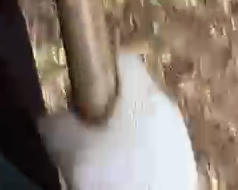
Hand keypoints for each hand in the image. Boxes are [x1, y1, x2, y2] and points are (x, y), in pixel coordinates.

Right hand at [41, 54, 198, 189]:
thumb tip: (50, 116)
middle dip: (109, 106)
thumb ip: (57, 123)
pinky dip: (142, 155)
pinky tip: (126, 178)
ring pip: (146, 120)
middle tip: (87, 133)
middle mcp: (168, 104)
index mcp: (144, 91)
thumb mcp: (71, 149)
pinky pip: (158, 146)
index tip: (79, 95)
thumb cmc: (113, 178)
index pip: (121, 59)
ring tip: (105, 161)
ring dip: (126, 133)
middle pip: (134, 90)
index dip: (96, 70)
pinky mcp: (187, 163)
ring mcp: (181, 135)